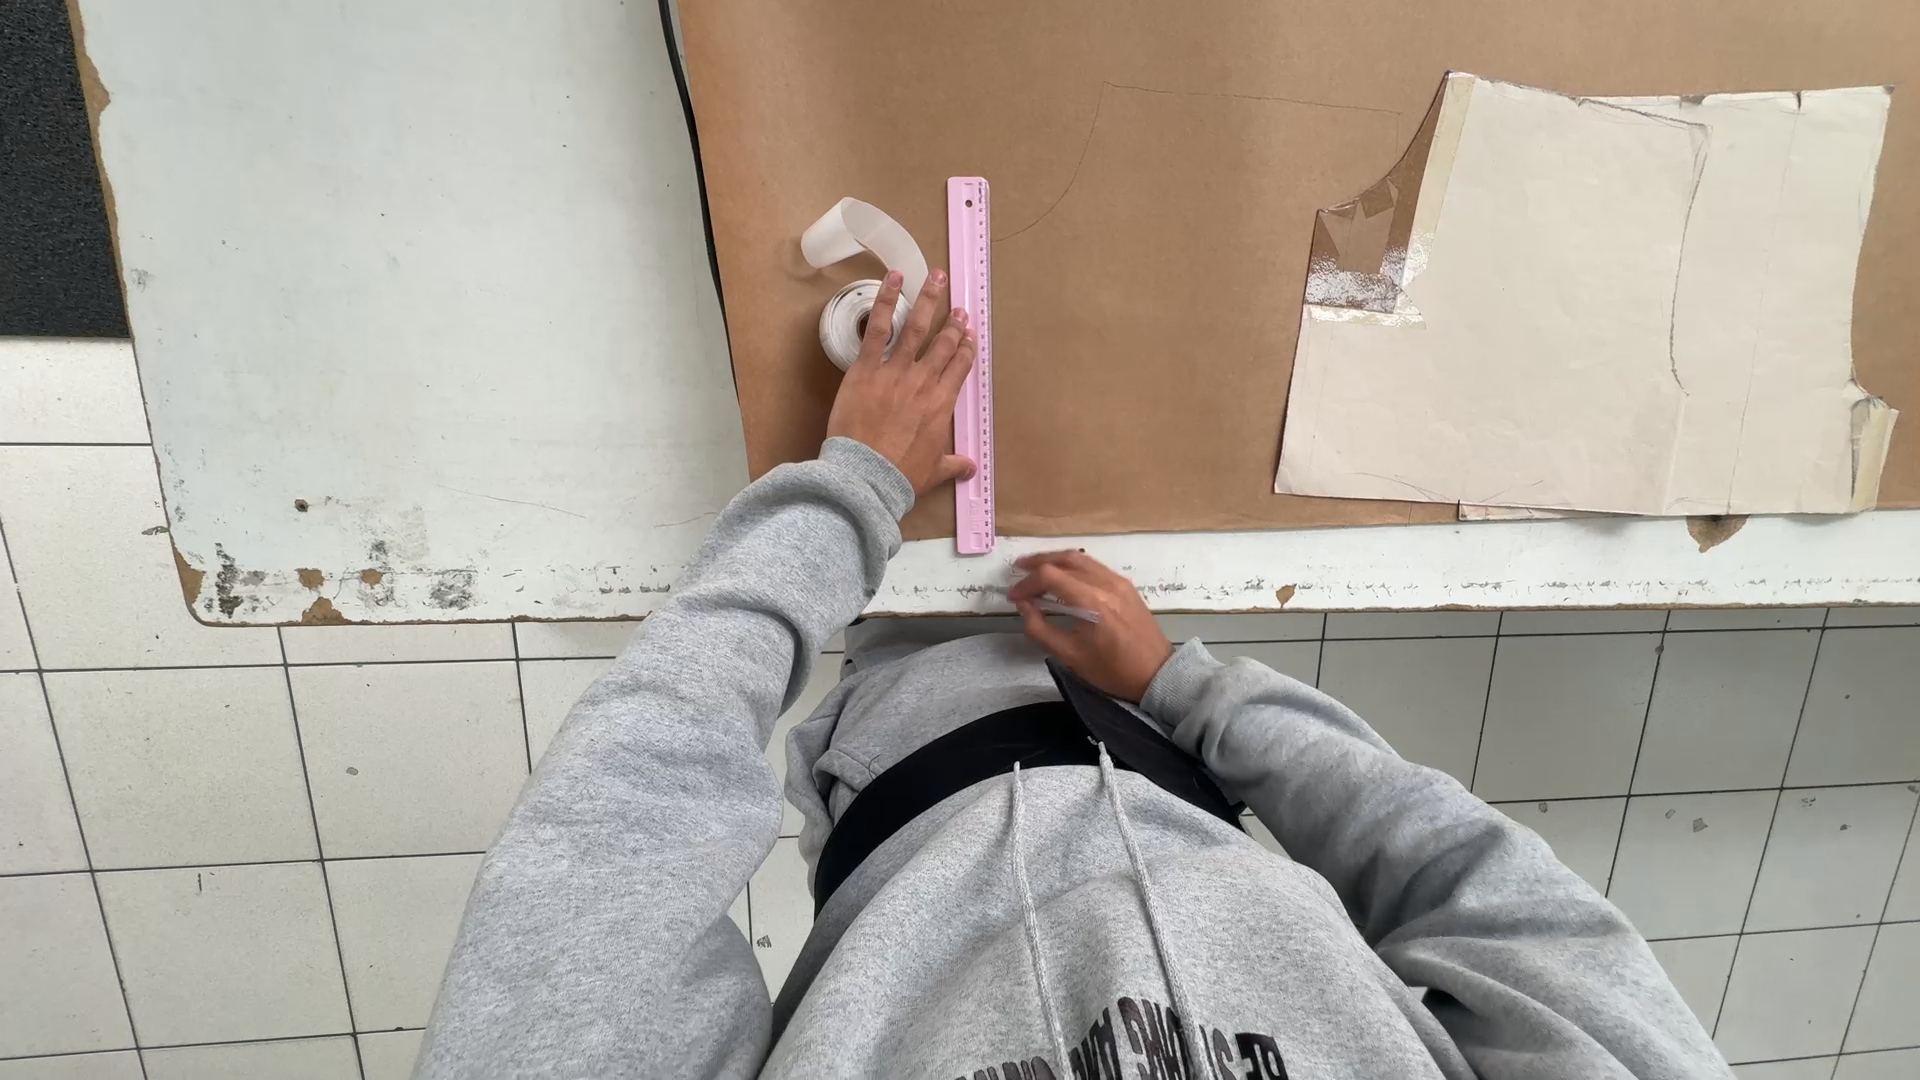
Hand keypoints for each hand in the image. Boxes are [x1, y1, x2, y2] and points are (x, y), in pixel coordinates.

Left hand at [824, 269, 976, 495]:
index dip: (965, 348)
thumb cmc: (900, 475)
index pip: (960, 367)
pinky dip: (887, 301)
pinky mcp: (867, 368)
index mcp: (942, 404)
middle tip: (958, 307)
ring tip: (936, 278)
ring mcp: (896, 371)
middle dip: (953, 323)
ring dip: (929, 301)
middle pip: (944, 344)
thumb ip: (953, 464)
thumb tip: (970, 468)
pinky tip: (894, 280)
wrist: (867, 475)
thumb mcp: (933, 471)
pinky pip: (878, 329)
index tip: (968, 335)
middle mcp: (924, 381)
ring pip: (917, 329)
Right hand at [1009, 550, 1173, 702]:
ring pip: (1081, 558)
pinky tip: (1063, 576)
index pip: (1050, 576)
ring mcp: (1118, 581)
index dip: (1026, 584)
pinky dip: (1073, 566)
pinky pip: (1094, 566)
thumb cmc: (1112, 670)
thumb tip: (1023, 606)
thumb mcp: (1070, 656)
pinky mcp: (1125, 585)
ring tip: (1036, 568)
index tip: (1014, 597)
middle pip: (1066, 559)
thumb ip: (1040, 629)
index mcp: (1091, 602)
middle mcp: (1106, 583)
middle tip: (1018, 569)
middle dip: (1038, 562)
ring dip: (1055, 560)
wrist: (1157, 674)